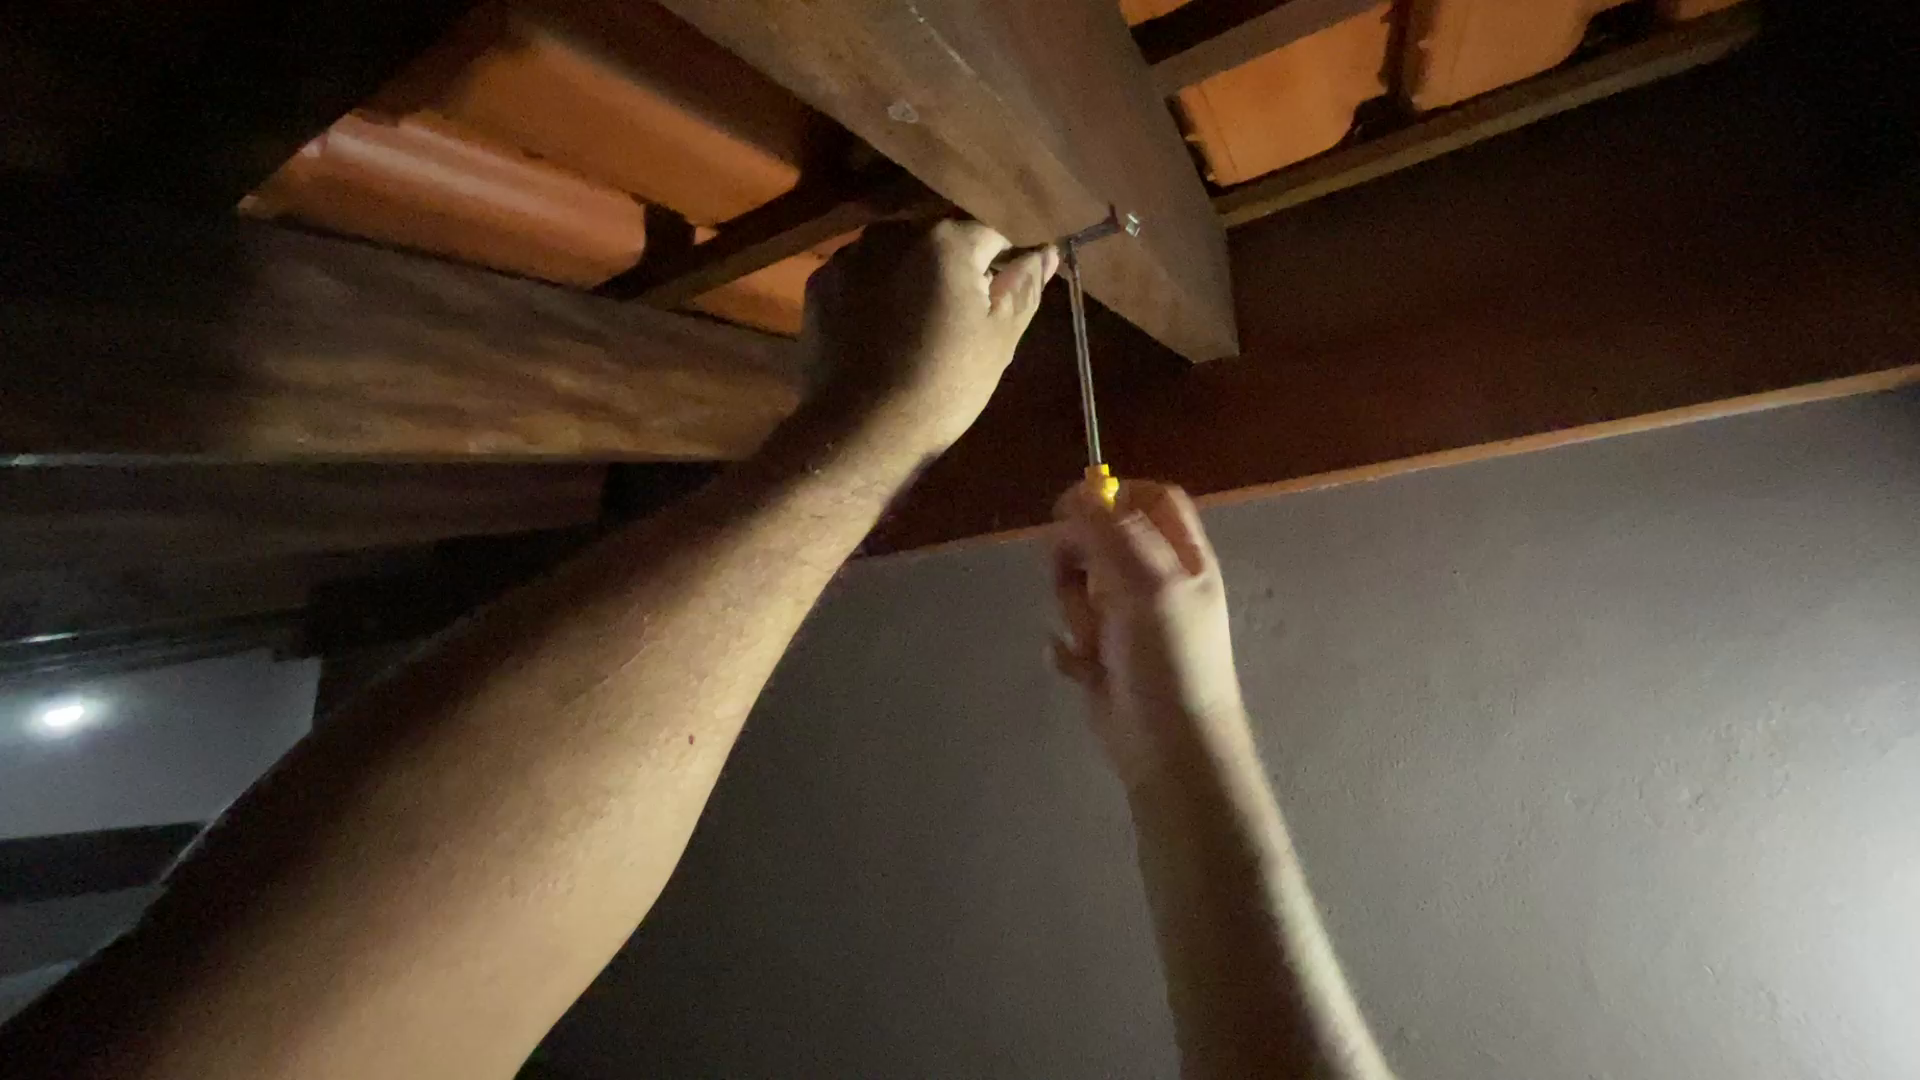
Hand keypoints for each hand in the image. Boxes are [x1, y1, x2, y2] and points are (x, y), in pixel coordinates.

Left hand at [802, 220, 1056, 456]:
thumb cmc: (944, 387)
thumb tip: (1044, 252)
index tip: (1008, 291)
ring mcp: (850, 257)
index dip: (1007, 260)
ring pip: (898, 255)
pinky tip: (881, 333)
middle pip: (940, 238)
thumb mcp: (999, 341)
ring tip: (918, 326)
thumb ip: (1023, 288)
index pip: (994, 231)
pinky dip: (877, 294)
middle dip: (956, 267)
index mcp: (946, 240)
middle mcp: (893, 233)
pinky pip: (863, 277)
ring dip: (913, 277)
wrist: (862, 431)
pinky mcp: (820, 286)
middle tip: (961, 317)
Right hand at [1051, 481, 1251, 790]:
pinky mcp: (1102, 652)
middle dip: (1077, 560)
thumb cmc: (1169, 662)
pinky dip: (1069, 649)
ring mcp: (1127, 618)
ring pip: (1077, 586)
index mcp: (1180, 558)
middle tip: (1070, 580)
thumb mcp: (1149, 586)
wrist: (1168, 750)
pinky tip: (1083, 668)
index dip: (1113, 495)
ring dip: (1074, 612)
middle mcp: (1155, 580)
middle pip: (1101, 538)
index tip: (1070, 510)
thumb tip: (1082, 492)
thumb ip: (1114, 533)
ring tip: (1093, 644)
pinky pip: (1068, 630)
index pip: (1150, 498)